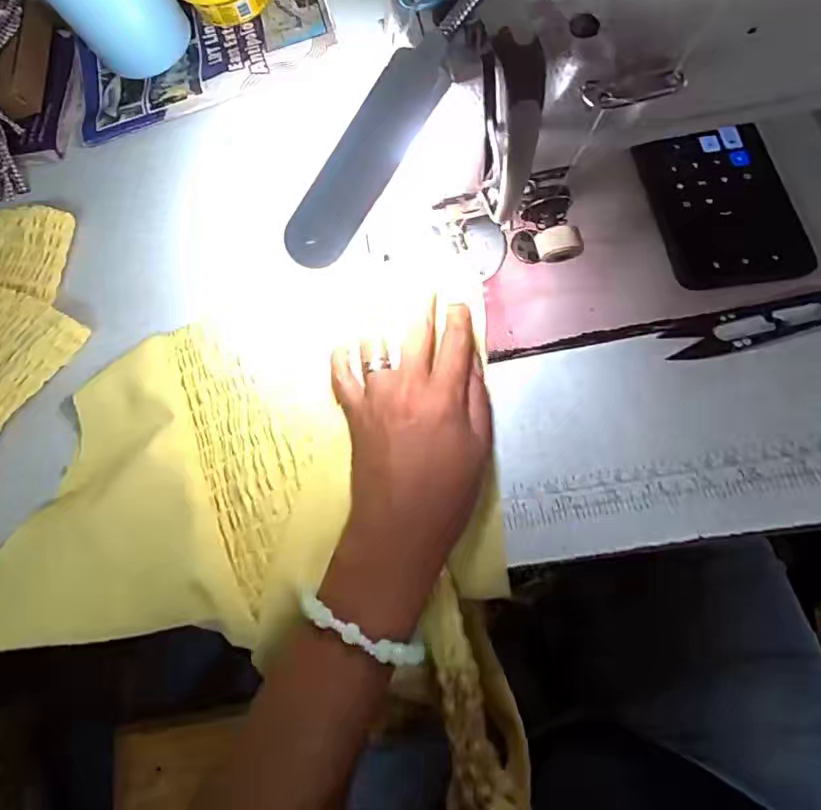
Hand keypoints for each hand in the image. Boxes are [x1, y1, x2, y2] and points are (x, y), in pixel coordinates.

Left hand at [326, 297, 492, 635]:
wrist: (398, 527)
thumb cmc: (447, 491)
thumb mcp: (478, 446)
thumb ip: (475, 398)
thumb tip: (471, 361)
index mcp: (443, 397)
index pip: (454, 343)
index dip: (459, 319)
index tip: (459, 304)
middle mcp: (408, 387)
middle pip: (415, 333)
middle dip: (424, 308)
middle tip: (428, 292)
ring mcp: (376, 397)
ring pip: (377, 345)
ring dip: (385, 325)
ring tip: (389, 309)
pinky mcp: (354, 412)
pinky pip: (342, 374)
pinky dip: (343, 357)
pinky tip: (348, 346)